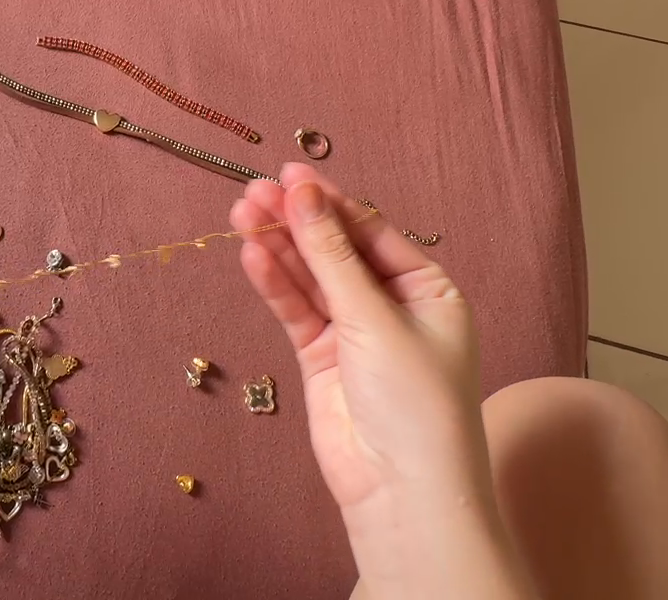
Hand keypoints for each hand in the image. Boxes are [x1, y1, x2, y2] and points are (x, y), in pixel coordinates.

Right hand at [233, 164, 531, 597]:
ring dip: (277, 245)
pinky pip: (295, 307)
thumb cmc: (414, 402)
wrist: (400, 493)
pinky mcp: (320, 353)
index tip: (290, 173)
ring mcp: (352, 328)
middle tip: (255, 191)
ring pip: (309, 275)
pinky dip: (274, 282)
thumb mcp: (375, 317)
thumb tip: (302, 193)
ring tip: (242, 213)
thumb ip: (331, 254)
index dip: (329, 201)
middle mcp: (389, 303)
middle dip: (295, 220)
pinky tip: (251, 255)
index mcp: (426, 288)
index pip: (369, 231)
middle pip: (333, 249)